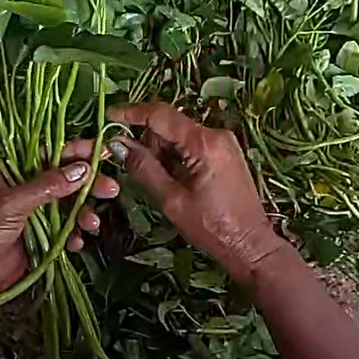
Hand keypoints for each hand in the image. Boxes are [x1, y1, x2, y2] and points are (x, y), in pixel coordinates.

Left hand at [0, 141, 119, 319]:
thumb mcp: (11, 203)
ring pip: (68, 207)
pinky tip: (78, 243)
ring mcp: (33, 215)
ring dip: (83, 213)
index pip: (48, 154)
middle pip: (64, 180)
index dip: (75, 152)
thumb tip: (83, 169)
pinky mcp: (39, 239)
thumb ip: (48, 185)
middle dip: (88, 185)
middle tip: (111, 190)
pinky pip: (65, 231)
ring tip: (92, 225)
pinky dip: (74, 235)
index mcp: (9, 172)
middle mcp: (23, 189)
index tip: (102, 152)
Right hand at [107, 103, 289, 282]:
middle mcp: (217, 134)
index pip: (161, 114)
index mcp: (204, 142)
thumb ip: (144, 168)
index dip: (131, 114)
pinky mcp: (226, 153)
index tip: (109, 117)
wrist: (250, 245)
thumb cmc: (211, 228)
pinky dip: (177, 156)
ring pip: (180, 135)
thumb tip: (119, 145)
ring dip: (162, 151)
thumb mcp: (171, 201)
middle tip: (135, 167)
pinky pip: (193, 145)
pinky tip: (176, 181)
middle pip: (170, 124)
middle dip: (148, 141)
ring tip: (161, 182)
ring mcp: (224, 142)